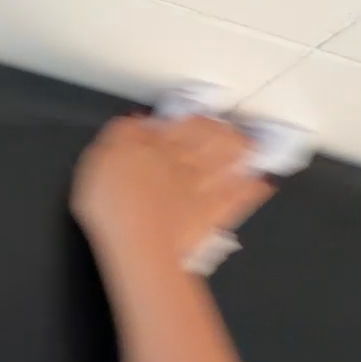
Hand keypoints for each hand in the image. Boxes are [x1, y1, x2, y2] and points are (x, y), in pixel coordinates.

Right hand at [72, 114, 273, 274]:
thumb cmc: (115, 207)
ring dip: (242, 150)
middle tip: (227, 125)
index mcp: (157, 147)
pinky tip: (261, 184)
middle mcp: (185, 163)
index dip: (192, 117)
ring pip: (230, 161)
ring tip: (249, 143)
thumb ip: (121, 136)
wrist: (139, 246)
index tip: (196, 115)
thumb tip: (134, 123)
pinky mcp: (212, 215)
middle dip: (222, 129)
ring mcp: (203, 189)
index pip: (181, 123)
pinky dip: (252, 190)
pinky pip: (239, 198)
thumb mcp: (100, 161)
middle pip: (211, 138)